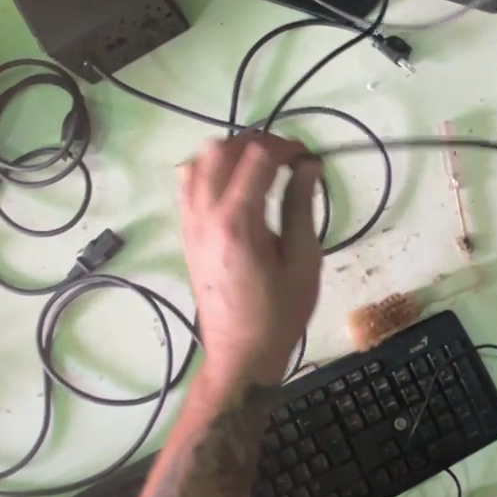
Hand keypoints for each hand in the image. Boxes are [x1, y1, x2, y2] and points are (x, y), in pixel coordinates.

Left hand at [178, 133, 323, 388]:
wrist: (241, 353)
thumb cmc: (280, 313)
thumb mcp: (304, 260)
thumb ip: (301, 206)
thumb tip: (308, 165)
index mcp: (239, 222)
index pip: (258, 157)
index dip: (288, 147)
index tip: (310, 158)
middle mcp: (206, 215)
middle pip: (222, 149)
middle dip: (258, 143)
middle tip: (288, 160)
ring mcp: (190, 223)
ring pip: (198, 160)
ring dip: (231, 153)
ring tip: (261, 169)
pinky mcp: (186, 233)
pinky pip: (187, 184)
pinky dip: (210, 170)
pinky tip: (236, 186)